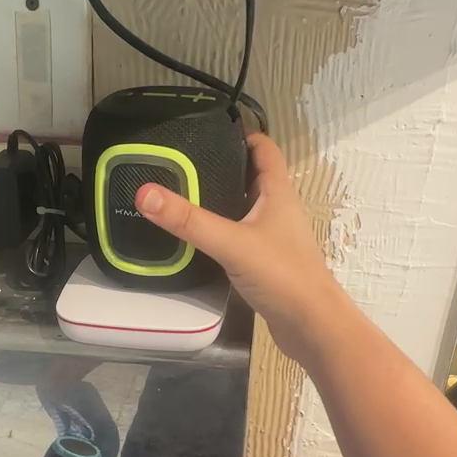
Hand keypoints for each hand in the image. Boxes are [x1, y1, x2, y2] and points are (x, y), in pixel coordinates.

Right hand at [135, 133, 352, 364]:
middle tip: (184, 163)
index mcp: (278, 195)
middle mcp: (278, 212)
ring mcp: (274, 240)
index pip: (265, 151)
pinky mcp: (267, 265)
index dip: (244, 134)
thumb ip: (189, 221)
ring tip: (184, 197)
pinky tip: (200, 241)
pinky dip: (222, 233)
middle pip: (252, 179)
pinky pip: (241, 239)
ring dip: (221, 202)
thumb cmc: (282, 276)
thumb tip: (145, 194)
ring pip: (245, 211)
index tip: (211, 129)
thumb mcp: (231, 243)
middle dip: (224, 168)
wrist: (311, 327)